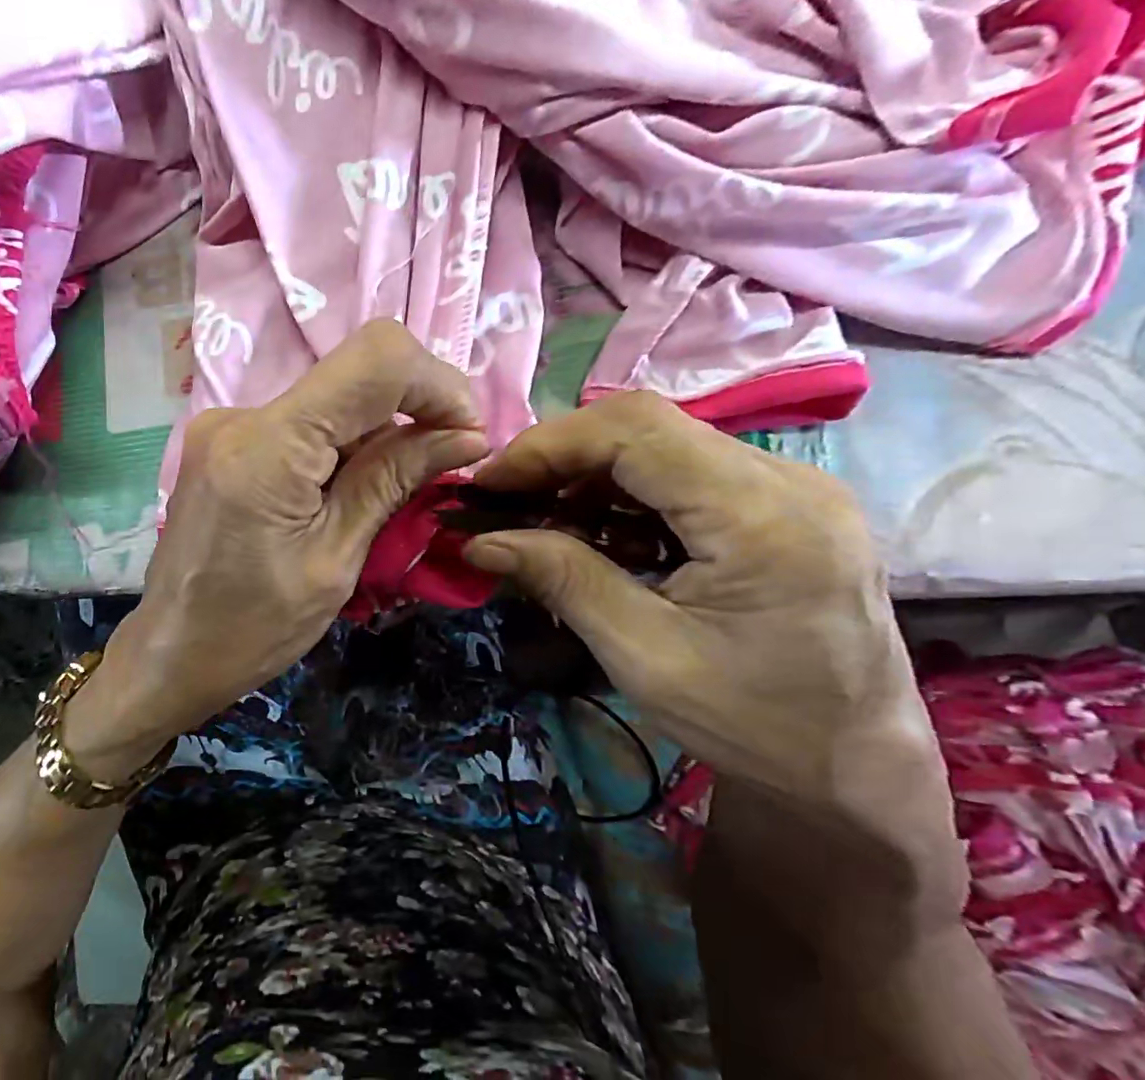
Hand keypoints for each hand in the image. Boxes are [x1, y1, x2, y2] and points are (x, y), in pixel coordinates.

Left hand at [64, 321, 487, 779]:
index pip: (374, 358)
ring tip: (394, 492)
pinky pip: (300, 422)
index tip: (464, 437)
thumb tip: (465, 435)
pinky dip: (339, 444)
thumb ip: (391, 481)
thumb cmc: (252, 627)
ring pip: (330, 397)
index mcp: (268, 445)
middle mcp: (240, 416)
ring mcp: (226, 426)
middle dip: (412, 409)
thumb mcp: (335, 560)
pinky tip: (347, 492)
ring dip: (376, 431)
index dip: (436, 383)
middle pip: (354, 373)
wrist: (172, 651)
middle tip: (441, 468)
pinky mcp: (224, 443)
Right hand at [461, 392, 964, 939]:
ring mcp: (788, 489)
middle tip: (500, 503)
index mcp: (762, 516)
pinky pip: (680, 474)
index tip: (485, 487)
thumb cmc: (749, 721)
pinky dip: (618, 495)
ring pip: (659, 444)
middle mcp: (786, 481)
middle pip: (645, 427)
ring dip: (584, 476)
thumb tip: (479, 540)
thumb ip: (562, 579)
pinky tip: (591, 534)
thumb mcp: (640, 652)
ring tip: (536, 523)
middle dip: (557, 457)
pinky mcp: (777, 508)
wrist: (849, 767)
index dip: (546, 445)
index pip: (635, 431)